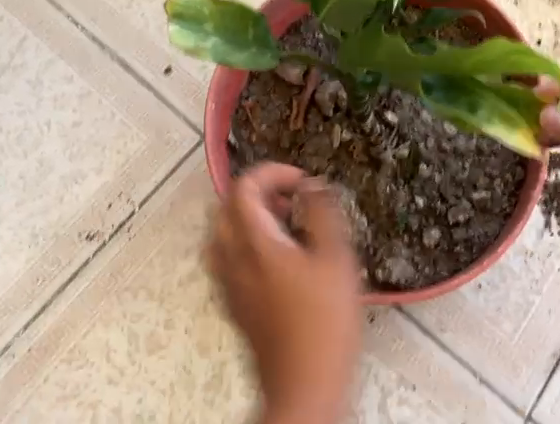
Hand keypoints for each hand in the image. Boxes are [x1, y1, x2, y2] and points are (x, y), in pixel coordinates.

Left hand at [206, 163, 361, 423]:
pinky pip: (227, 261)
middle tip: (291, 199)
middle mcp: (234, 260)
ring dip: (249, 220)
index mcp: (256, 243)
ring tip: (285, 226)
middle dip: (257, 193)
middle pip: (226, 208)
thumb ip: (322, 213)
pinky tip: (278, 261)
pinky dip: (246, 246)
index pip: (244, 188)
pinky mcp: (236, 307)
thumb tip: (312, 186)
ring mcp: (230, 286)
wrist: (305, 388)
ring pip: (222, 235)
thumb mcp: (336, 259)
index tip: (301, 181)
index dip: (271, 172)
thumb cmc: (324, 325)